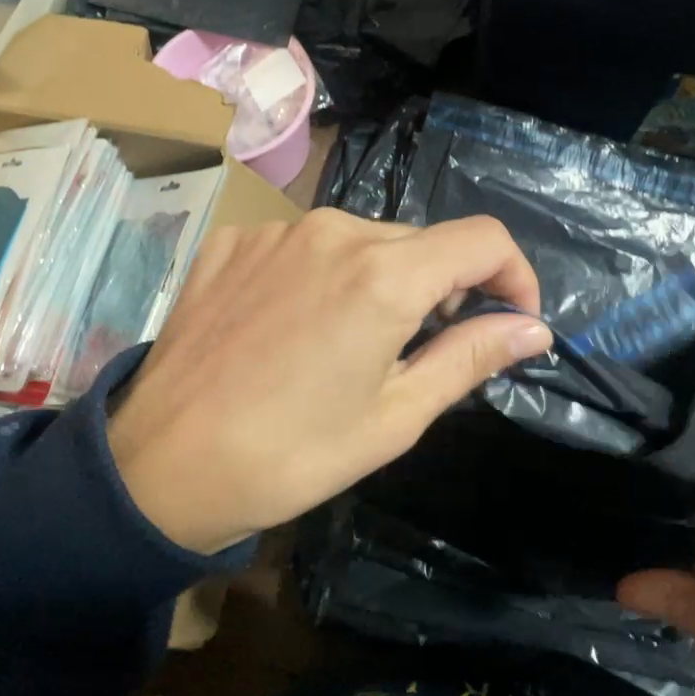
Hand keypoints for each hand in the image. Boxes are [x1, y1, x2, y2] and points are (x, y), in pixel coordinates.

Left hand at [107, 209, 551, 554]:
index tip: (509, 319)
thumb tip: (532, 328)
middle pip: (418, 242)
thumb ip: (469, 357)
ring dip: (377, 280)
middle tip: (420, 352)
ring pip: (358, 240)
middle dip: (441, 287)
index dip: (513, 275)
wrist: (162, 464)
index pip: (481, 239)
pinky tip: (290, 328)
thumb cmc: (292, 454)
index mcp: (384, 274)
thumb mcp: (394, 417)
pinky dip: (317, 277)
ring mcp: (274, 232)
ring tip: (348, 345)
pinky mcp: (230, 243)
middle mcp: (332, 231)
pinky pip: (300, 246)